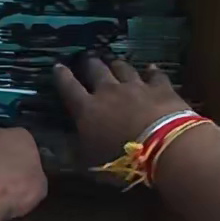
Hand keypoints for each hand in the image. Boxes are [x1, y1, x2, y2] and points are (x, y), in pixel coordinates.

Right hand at [52, 56, 192, 165]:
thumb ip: (72, 153)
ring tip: (112, 60)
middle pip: (95, 70)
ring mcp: (136, 86)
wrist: (164, 148)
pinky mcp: (161, 88)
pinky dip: (150, 71)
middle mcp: (108, 91)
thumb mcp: (88, 163)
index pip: (68, 87)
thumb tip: (55, 148)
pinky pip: (154, 74)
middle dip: (88, 62)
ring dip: (115, 63)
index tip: (58, 66)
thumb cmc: (121, 160)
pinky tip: (151, 68)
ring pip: (122, 68)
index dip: (61, 76)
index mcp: (87, 109)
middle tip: (86, 57)